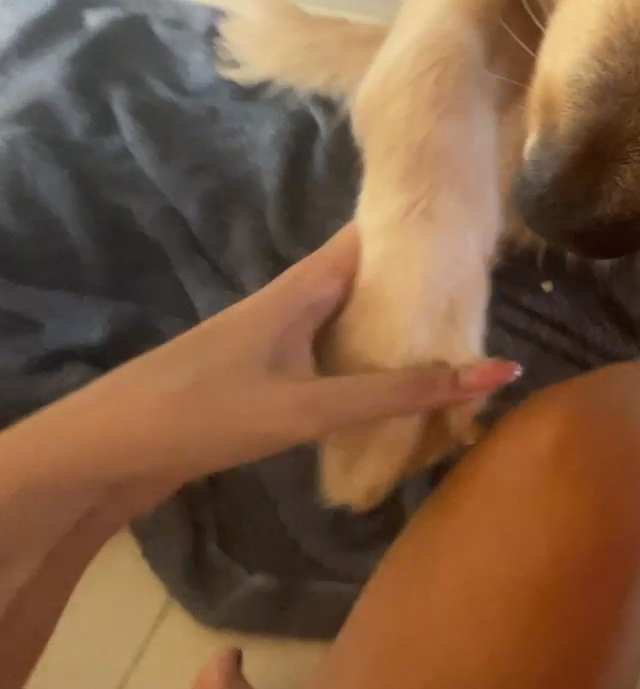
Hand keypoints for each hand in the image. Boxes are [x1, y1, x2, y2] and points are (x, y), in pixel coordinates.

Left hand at [24, 225, 518, 495]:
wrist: (88, 463)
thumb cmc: (199, 413)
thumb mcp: (312, 405)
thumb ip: (407, 391)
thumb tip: (503, 370)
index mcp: (306, 287)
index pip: (376, 234)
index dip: (421, 224)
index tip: (473, 225)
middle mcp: (297, 301)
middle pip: (374, 274)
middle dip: (424, 273)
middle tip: (483, 282)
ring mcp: (281, 337)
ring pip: (358, 311)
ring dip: (402, 315)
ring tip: (460, 323)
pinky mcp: (271, 371)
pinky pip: (341, 345)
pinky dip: (378, 349)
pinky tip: (402, 371)